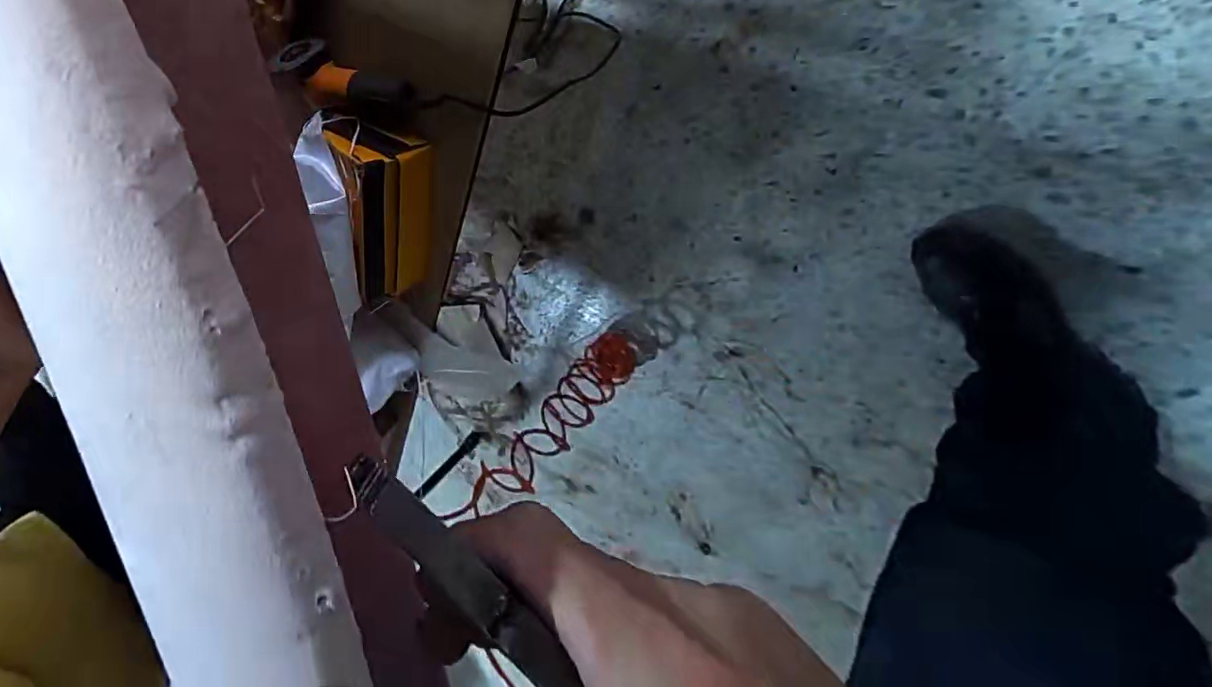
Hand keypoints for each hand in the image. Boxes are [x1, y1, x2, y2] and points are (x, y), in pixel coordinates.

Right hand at [435, 503, 841, 686]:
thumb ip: (548, 675)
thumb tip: (500, 641)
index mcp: (645, 643)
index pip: (534, 538)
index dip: (469, 542)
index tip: (431, 586)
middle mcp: (694, 603)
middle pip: (574, 568)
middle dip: (513, 598)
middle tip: (469, 647)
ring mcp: (744, 615)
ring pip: (628, 597)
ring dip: (580, 630)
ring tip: (560, 678)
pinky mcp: (780, 638)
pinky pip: (682, 623)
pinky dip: (641, 647)